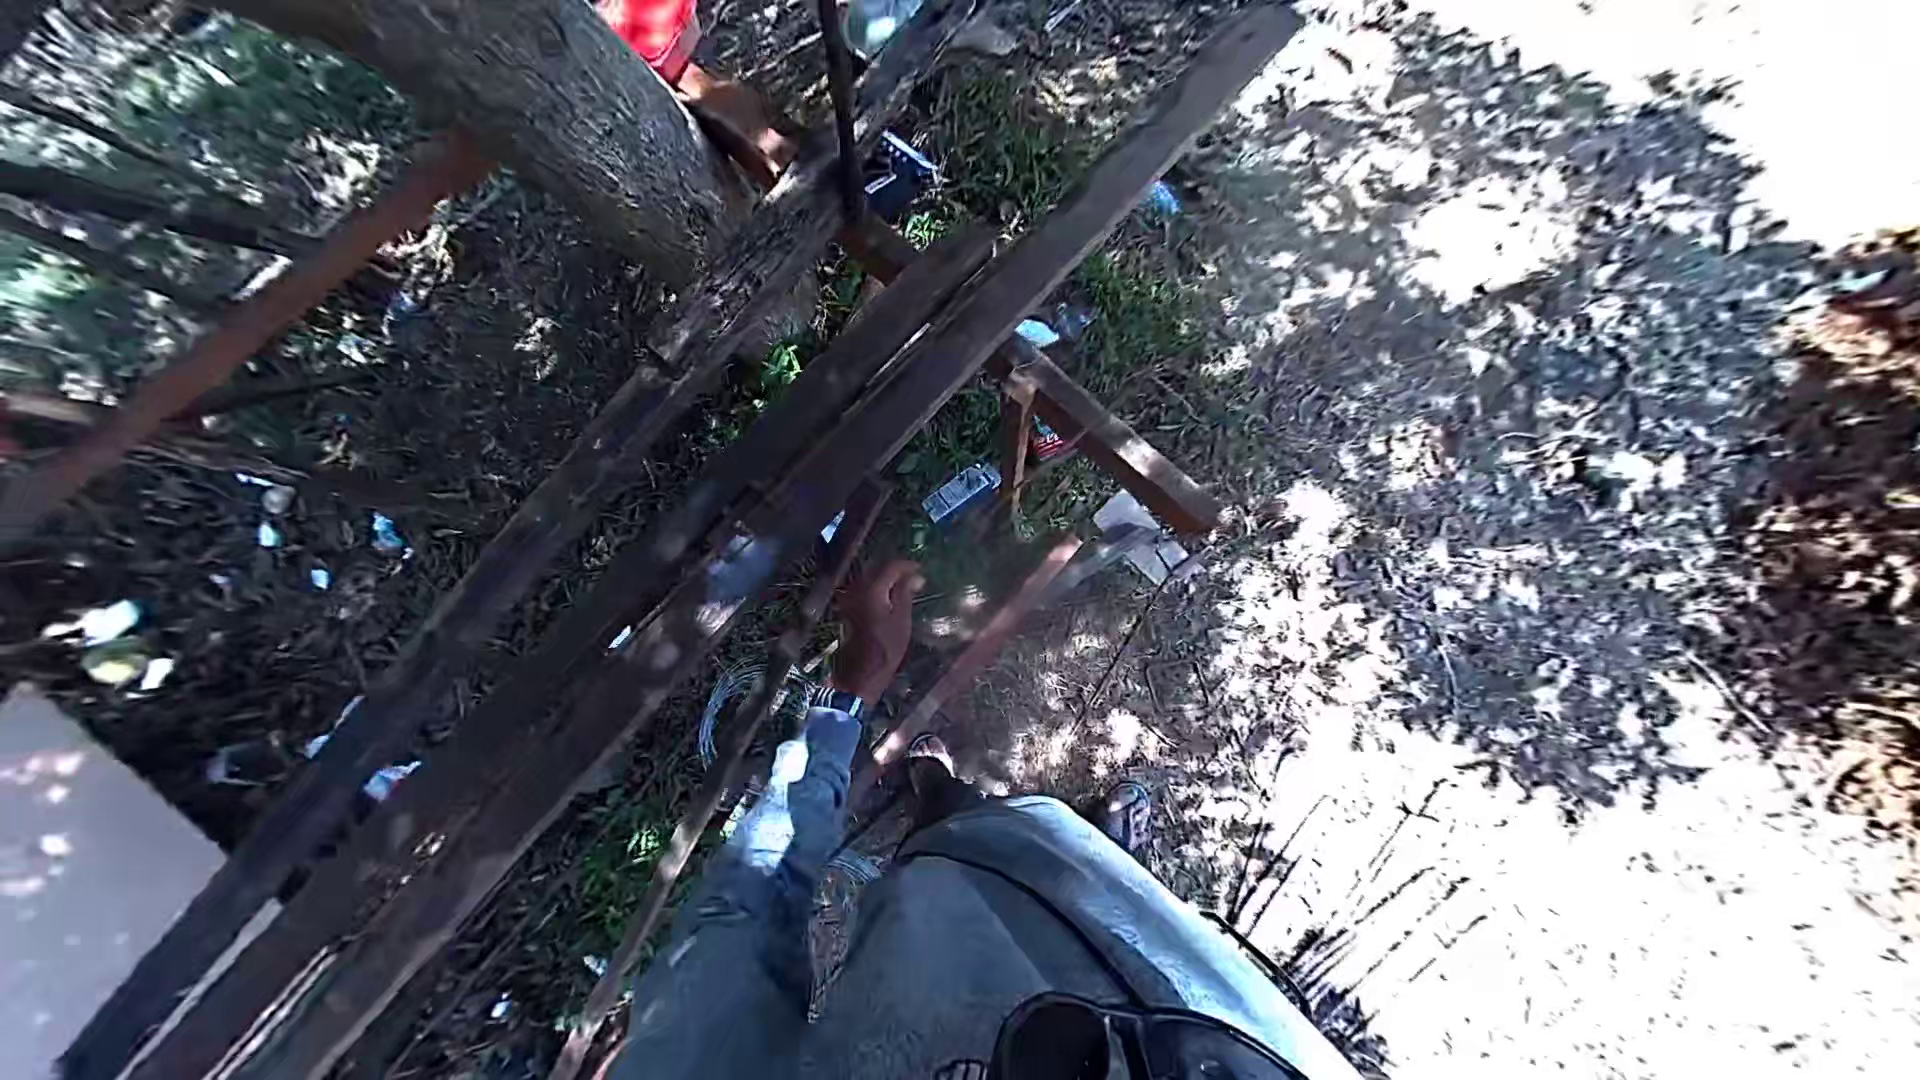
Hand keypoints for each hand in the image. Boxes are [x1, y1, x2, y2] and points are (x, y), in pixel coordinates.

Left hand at [829, 558, 923, 702]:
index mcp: (872, 590)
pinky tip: (890, 598)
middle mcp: (857, 590)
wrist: (862, 674)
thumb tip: (916, 576)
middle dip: (897, 571)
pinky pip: (865, 591)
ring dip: (887, 580)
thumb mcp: (902, 620)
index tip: (920, 570)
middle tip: (915, 578)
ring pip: (870, 580)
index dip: (907, 566)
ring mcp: (850, 600)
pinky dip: (878, 589)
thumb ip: (906, 593)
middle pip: (878, 570)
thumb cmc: (886, 649)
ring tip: (905, 587)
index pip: (891, 567)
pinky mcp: (849, 610)